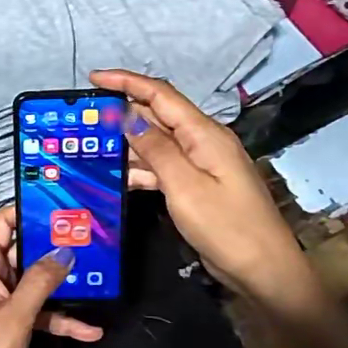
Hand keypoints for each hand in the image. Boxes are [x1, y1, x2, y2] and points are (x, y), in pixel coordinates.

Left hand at [0, 206, 100, 347]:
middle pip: (23, 251)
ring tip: (98, 275)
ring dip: (63, 284)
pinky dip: (60, 318)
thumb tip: (65, 250)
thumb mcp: (18, 313)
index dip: (25, 211)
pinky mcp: (12, 323)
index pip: (0, 224)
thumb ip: (41, 280)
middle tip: (90, 236)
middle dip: (54, 247)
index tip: (58, 205)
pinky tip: (90, 330)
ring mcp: (2, 301)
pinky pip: (39, 311)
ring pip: (35, 282)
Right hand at [89, 69, 308, 299]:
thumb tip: (128, 115)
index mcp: (203, 134)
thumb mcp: (184, 186)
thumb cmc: (226, 226)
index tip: (94, 78)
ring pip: (156, 143)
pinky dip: (139, 168)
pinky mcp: (195, 186)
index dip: (126, 82)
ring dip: (127, 142)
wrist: (262, 269)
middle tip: (85, 116)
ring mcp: (199, 165)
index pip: (160, 95)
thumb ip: (155, 149)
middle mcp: (201, 142)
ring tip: (92, 145)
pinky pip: (161, 167)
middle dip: (122, 111)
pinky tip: (116, 177)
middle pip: (157, 115)